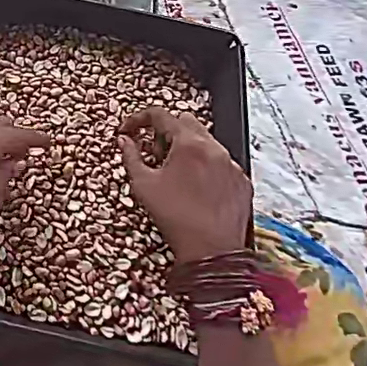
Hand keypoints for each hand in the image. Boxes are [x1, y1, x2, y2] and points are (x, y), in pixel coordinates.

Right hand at [116, 108, 251, 261]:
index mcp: (188, 144)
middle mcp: (214, 148)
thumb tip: (124, 141)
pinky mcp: (242, 181)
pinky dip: (205, 166)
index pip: (160, 115)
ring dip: (186, 148)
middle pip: (186, 122)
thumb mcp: (143, 184)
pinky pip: (221, 162)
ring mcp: (232, 164)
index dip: (138, 119)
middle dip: (166, 132)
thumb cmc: (176, 217)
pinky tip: (195, 188)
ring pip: (205, 142)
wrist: (211, 251)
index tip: (129, 130)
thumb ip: (130, 156)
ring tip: (174, 174)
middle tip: (154, 154)